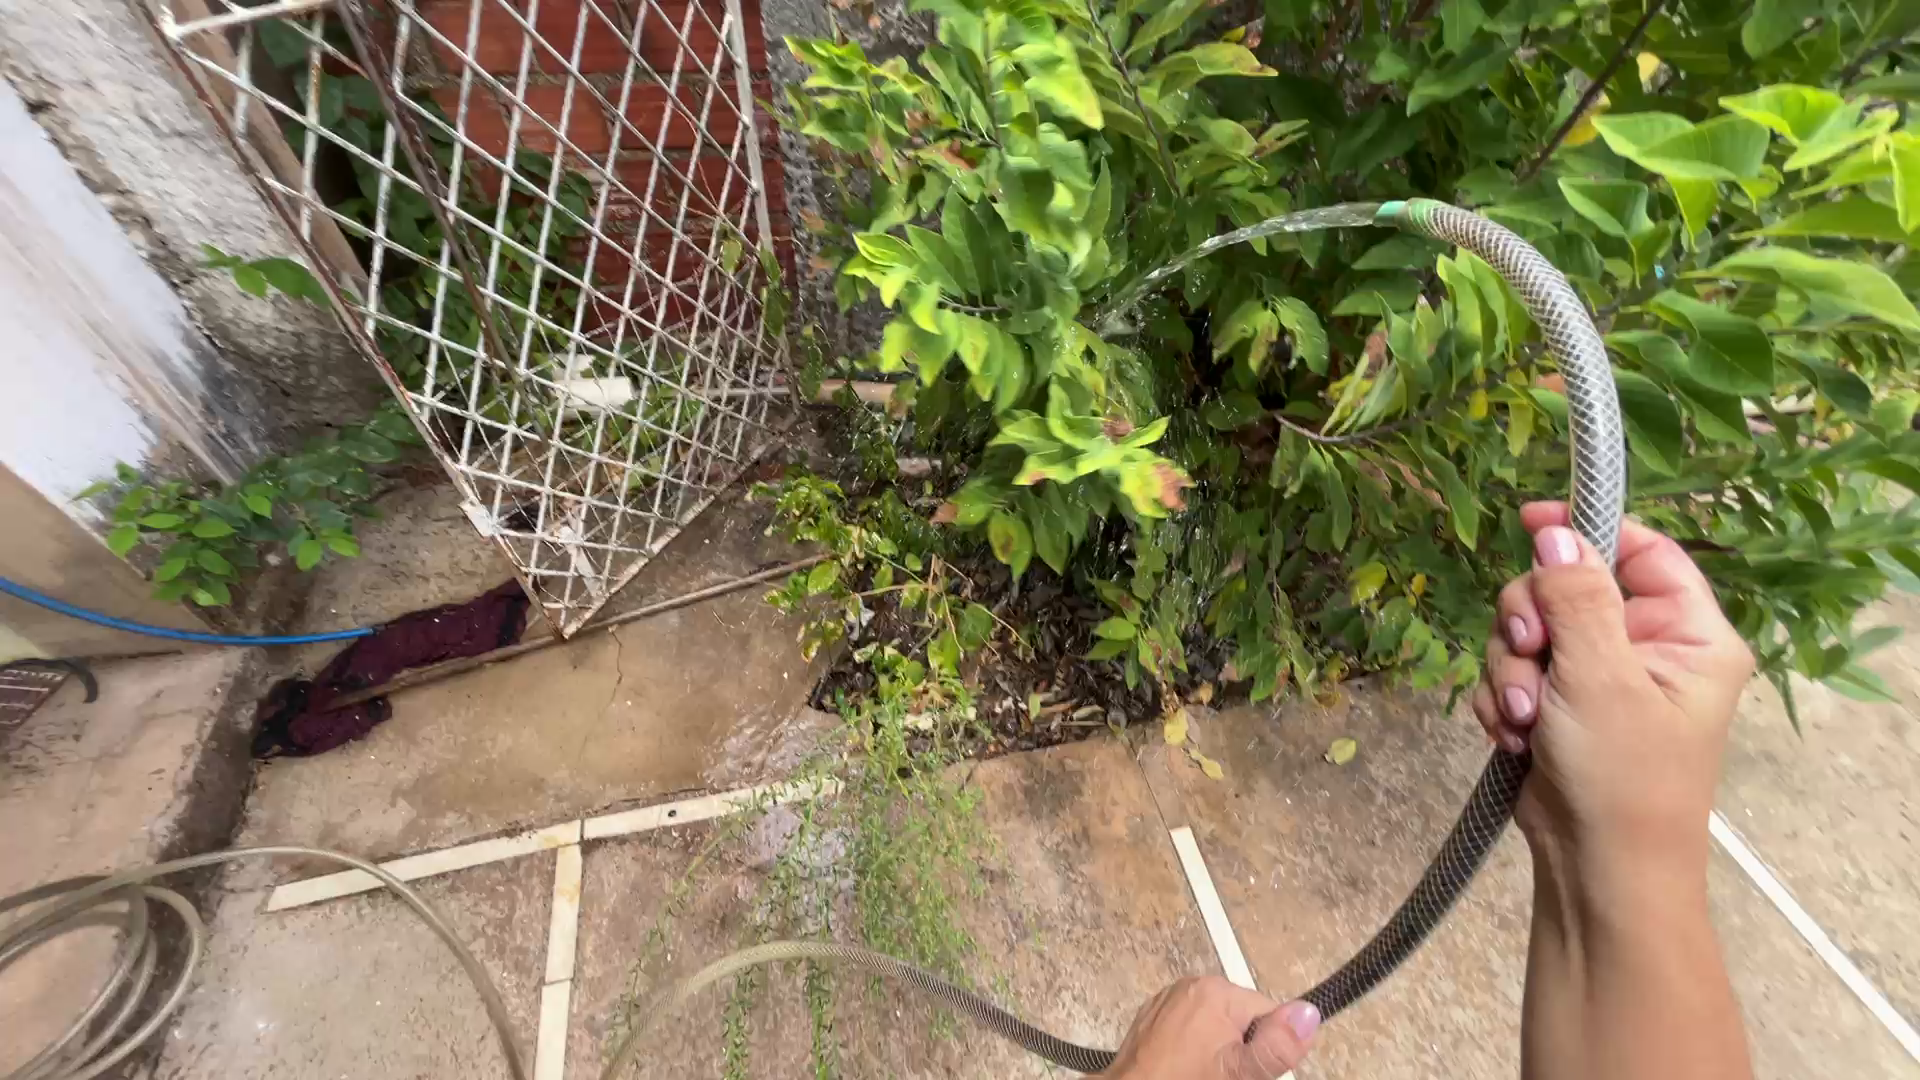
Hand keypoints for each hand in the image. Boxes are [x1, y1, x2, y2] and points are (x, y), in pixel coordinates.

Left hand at [1097, 976, 1317, 1079]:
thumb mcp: (1241, 1074)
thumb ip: (1277, 1046)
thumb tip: (1311, 1011)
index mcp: (1218, 991)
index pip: (1269, 1012)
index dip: (1268, 1048)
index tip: (1250, 1071)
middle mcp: (1194, 982)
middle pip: (1242, 1016)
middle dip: (1244, 1047)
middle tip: (1227, 1075)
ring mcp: (1170, 995)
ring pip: (1216, 1021)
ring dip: (1220, 1046)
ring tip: (1206, 1073)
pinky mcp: (1154, 1011)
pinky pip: (1191, 1023)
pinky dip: (1196, 1043)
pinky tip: (1188, 1068)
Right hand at [1472, 502, 1753, 874]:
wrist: (1594, 856)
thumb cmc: (1623, 771)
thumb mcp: (1600, 677)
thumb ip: (1577, 599)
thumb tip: (1555, 530)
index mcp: (1682, 634)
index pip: (1640, 553)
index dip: (1586, 529)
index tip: (1527, 518)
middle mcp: (1636, 645)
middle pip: (1559, 588)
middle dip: (1528, 625)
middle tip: (1530, 656)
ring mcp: (1588, 673)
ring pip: (1521, 631)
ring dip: (1509, 671)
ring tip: (1525, 719)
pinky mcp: (1548, 697)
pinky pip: (1504, 668)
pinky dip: (1500, 697)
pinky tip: (1514, 733)